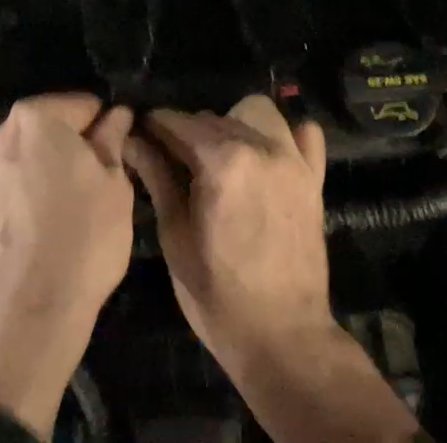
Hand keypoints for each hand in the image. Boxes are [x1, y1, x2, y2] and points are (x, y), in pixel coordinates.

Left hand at [0, 94, 134, 437]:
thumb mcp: (115, 185)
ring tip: (33, 168)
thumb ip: (111, 141)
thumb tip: (116, 114)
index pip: (81, 104)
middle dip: (59, 132)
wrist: (37, 301)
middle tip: (82, 169)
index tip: (112, 148)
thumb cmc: (86, 237)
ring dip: (10, 139)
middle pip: (37, 116)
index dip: (102, 124)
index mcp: (40, 117)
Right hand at [123, 95, 332, 359]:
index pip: (177, 123)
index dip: (153, 126)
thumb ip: (156, 178)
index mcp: (222, 162)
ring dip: (235, 122)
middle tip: (173, 159)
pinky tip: (268, 157)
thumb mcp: (175, 236)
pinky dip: (286, 135)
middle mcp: (261, 148)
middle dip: (188, 130)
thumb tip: (131, 140)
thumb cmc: (216, 293)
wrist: (282, 335)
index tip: (140, 135)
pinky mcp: (315, 178)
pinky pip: (305, 135)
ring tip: (221, 155)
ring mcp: (293, 161)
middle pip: (213, 116)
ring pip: (258, 111)